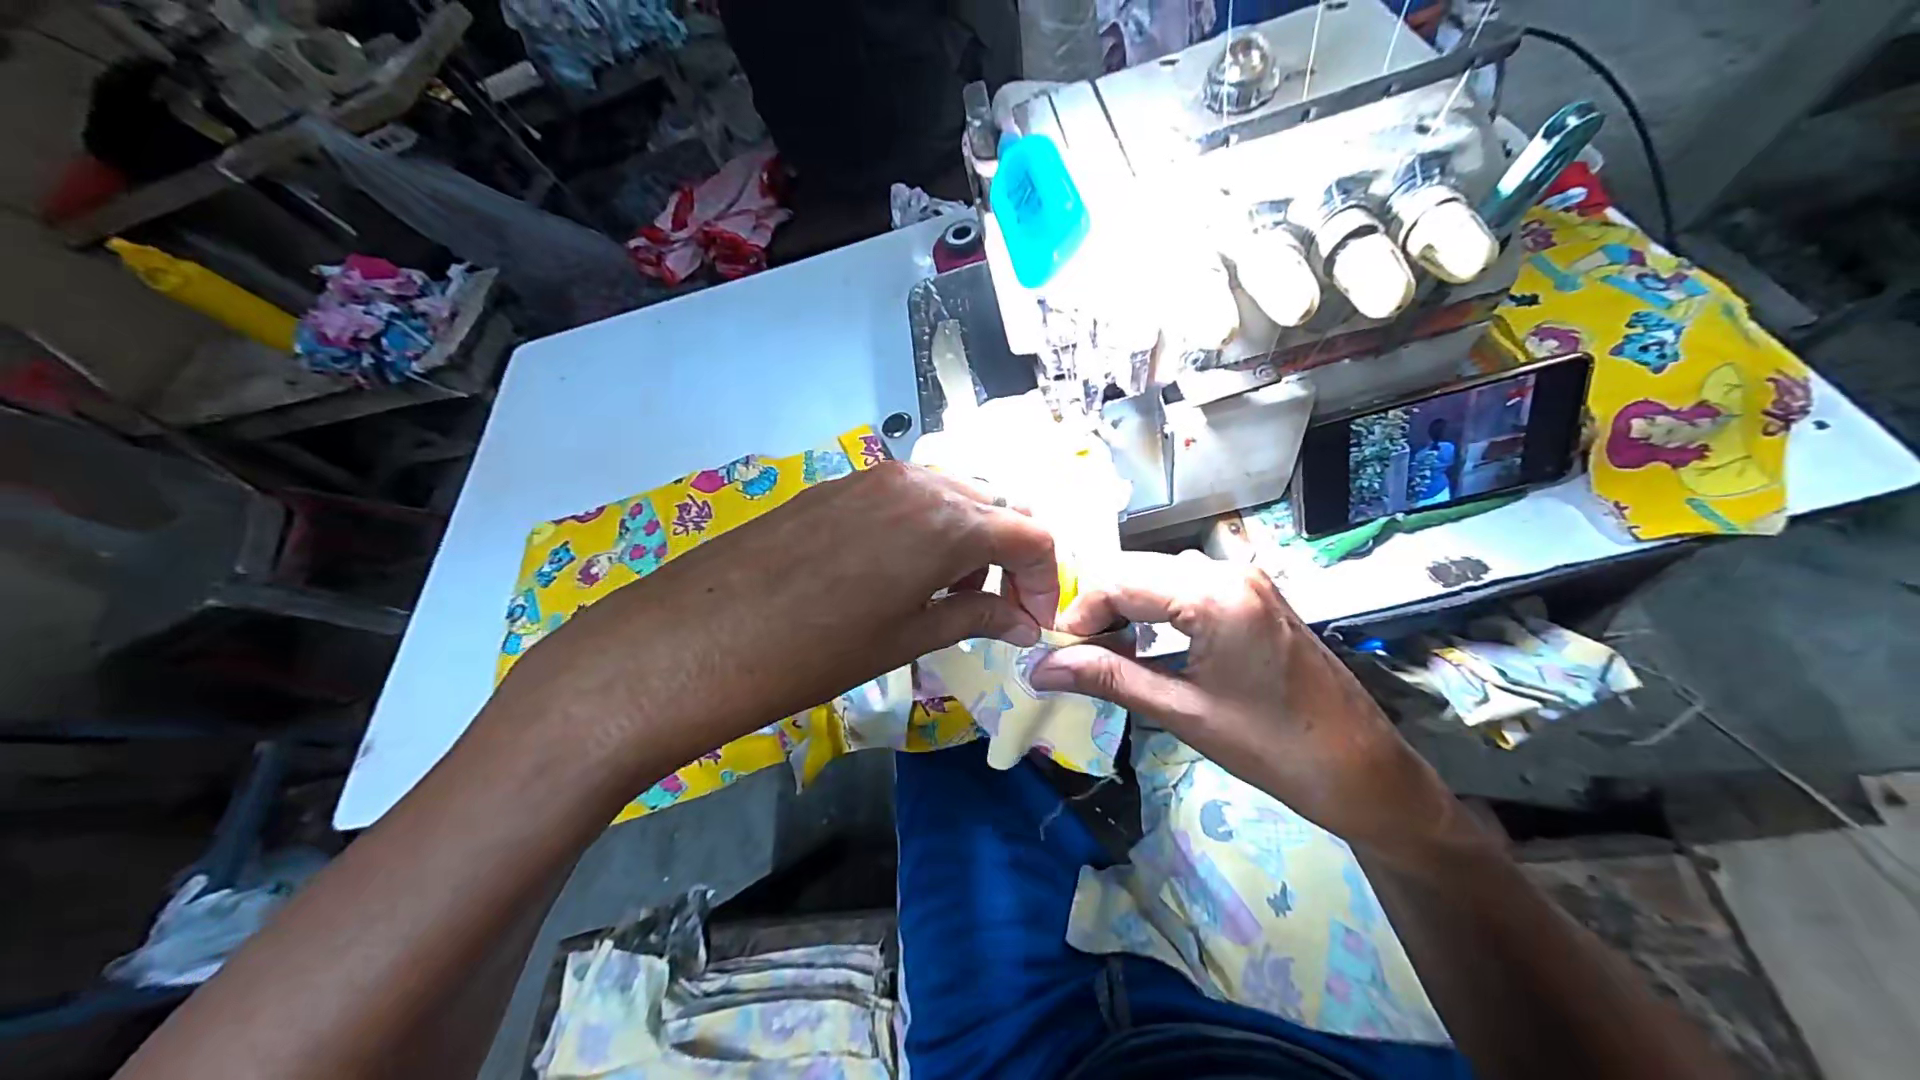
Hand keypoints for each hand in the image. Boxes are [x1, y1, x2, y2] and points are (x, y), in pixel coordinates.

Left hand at [491, 462, 1057, 773]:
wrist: (689, 641)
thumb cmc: (810, 654)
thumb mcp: (904, 639)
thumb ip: (974, 618)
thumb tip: (1024, 623)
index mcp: (945, 521)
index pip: (1031, 535)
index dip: (1044, 578)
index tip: (1033, 619)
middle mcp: (916, 482)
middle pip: (994, 508)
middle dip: (1008, 558)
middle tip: (996, 610)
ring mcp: (871, 478)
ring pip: (950, 499)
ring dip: (968, 543)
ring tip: (947, 599)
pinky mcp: (835, 487)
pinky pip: (906, 500)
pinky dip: (925, 532)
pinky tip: (899, 576)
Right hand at [1029, 552, 1465, 860]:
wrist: (1364, 771)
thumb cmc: (1274, 749)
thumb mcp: (1183, 713)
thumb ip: (1108, 679)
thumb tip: (1040, 669)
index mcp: (1215, 596)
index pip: (1119, 580)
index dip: (1079, 611)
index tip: (1058, 651)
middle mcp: (1230, 572)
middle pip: (1137, 569)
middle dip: (1099, 608)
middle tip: (1076, 655)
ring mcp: (1246, 580)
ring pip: (1159, 575)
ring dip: (1126, 608)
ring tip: (1105, 654)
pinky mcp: (1254, 595)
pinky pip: (1187, 587)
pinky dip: (1156, 610)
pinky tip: (1144, 644)